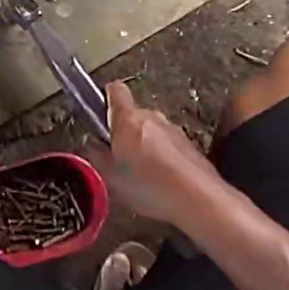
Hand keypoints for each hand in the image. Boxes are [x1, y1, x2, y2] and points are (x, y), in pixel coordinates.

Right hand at [87, 82, 227, 226]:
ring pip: (149, 131)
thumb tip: (91, 145)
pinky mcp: (187, 145)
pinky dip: (160, 157)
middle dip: (122, 132)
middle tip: (116, 156)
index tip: (99, 110)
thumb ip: (96, 155)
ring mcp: (172, 130)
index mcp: (128, 120)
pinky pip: (166, 145)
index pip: (115, 90)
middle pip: (131, 115)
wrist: (197, 199)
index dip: (105, 97)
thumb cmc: (152, 185)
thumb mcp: (110, 177)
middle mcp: (152, 118)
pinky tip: (158, 181)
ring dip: (142, 146)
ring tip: (138, 174)